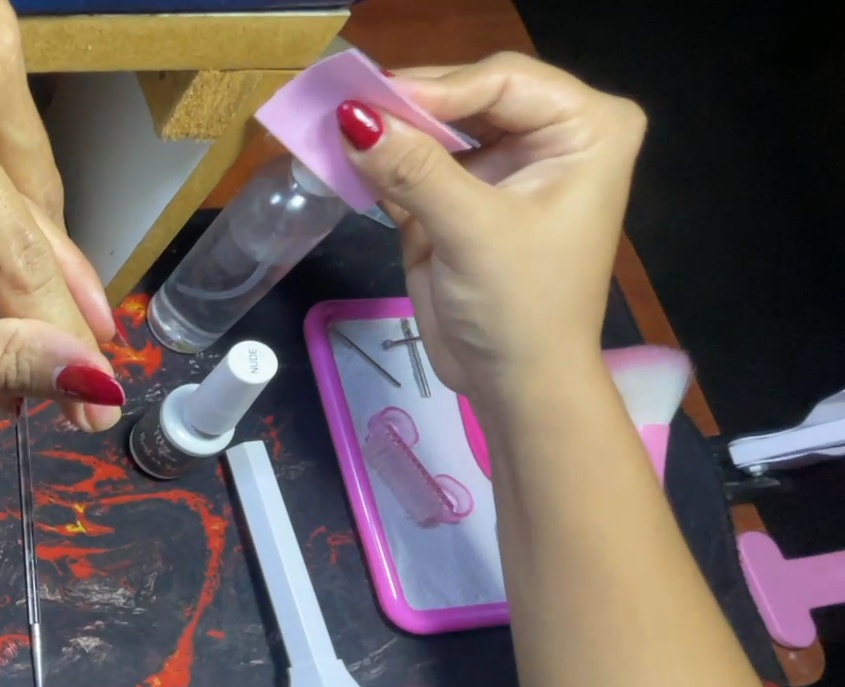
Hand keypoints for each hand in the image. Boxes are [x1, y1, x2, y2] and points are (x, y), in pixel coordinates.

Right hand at [337, 53, 645, 411]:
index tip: (363, 104)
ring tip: (331, 134)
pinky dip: (377, 171)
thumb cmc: (518, 303)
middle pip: (465, 102)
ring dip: (385, 138)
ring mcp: (493, 173)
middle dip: (405, 108)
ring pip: (432, 136)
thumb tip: (352, 122)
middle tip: (338, 112)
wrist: (509, 376)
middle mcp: (542, 139)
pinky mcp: (451, 207)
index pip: (501, 83)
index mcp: (582, 128)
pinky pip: (410, 175)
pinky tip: (342, 165)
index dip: (433, 90)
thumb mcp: (471, 232)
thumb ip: (415, 173)